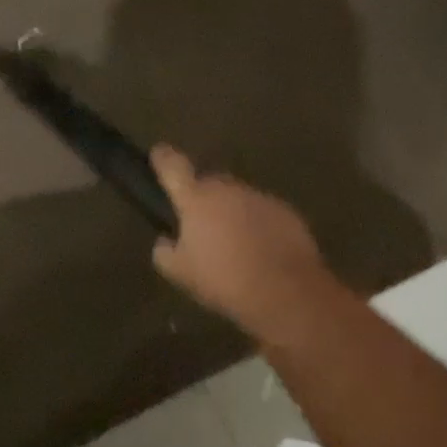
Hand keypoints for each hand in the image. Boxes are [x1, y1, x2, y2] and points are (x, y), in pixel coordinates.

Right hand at [150, 145, 337, 347]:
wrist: (286, 292)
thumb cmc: (224, 279)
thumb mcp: (180, 273)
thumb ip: (164, 251)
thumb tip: (166, 240)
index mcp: (196, 199)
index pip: (173, 166)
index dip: (163, 159)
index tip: (159, 154)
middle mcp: (228, 189)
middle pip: (209, 184)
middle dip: (203, 200)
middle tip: (201, 228)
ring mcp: (260, 198)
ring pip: (238, 199)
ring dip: (232, 214)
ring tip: (234, 246)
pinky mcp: (287, 213)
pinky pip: (264, 214)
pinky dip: (258, 226)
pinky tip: (260, 253)